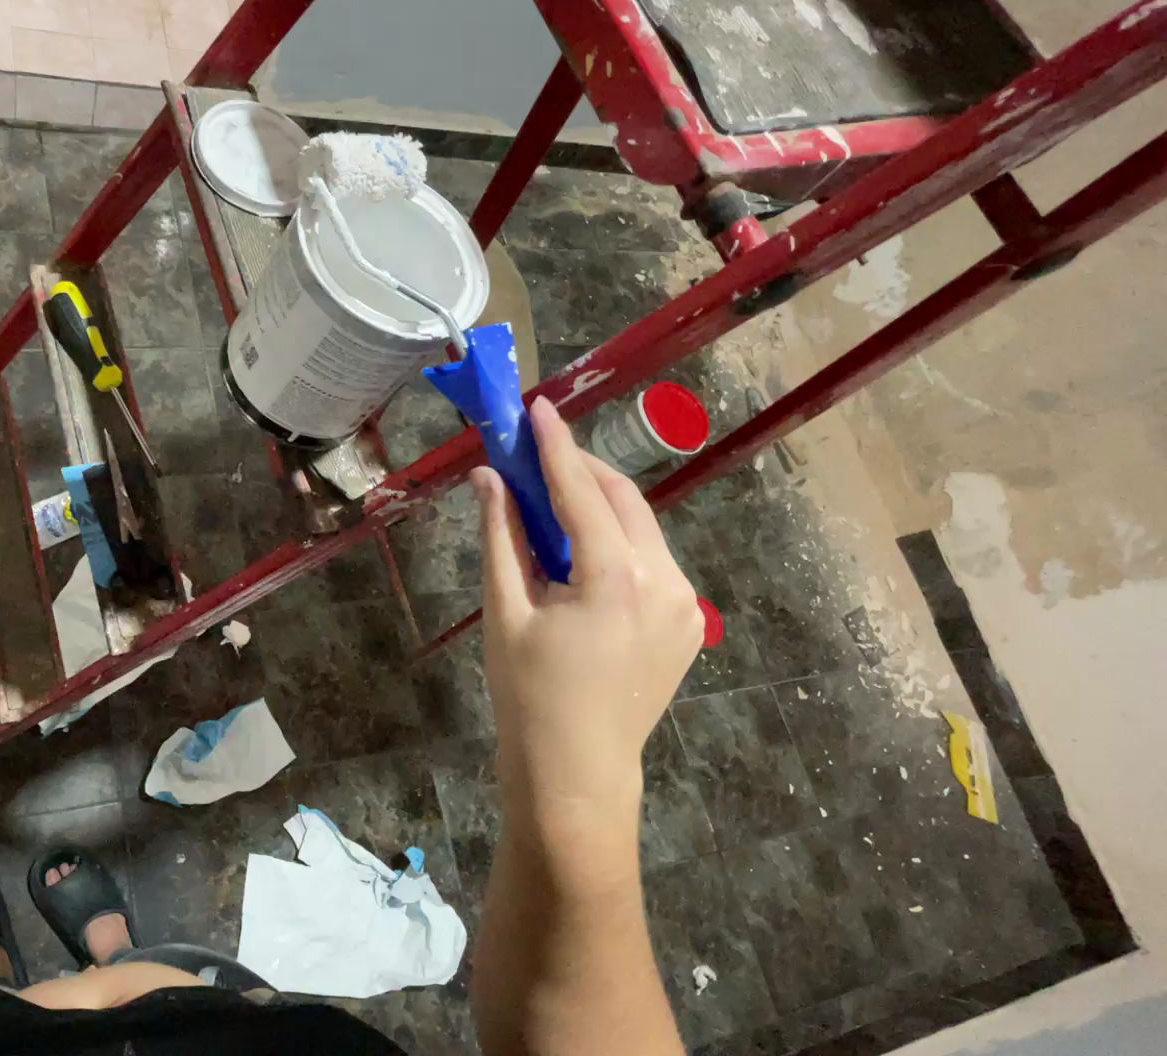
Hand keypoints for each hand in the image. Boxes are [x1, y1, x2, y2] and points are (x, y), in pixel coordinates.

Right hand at [474, 397, 700, 829]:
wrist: (576, 770)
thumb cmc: (527, 694)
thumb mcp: (505, 611)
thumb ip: (501, 536)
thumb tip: (489, 477)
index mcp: (615, 578)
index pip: (582, 492)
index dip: (555, 446)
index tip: (538, 407)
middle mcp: (666, 580)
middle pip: (623, 500)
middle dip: (580, 469)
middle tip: (537, 451)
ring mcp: (685, 603)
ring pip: (640, 528)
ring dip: (597, 504)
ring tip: (551, 501)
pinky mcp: (687, 621)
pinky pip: (650, 559)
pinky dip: (614, 540)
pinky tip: (580, 552)